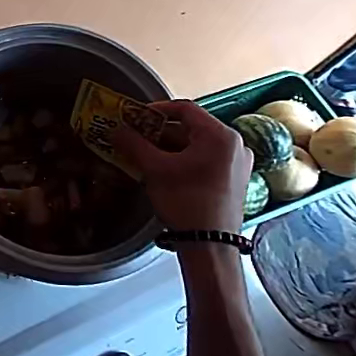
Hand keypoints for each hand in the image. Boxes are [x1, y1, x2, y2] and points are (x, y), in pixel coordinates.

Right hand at [112, 101, 253, 233]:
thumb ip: (134, 144)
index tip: (136, 116)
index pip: (185, 108)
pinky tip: (166, 170)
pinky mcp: (236, 180)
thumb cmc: (186, 203)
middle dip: (161, 132)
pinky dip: (186, 159)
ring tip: (146, 155)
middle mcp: (235, 144)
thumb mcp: (155, 170)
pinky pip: (207, 159)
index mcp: (220, 135)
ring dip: (171, 147)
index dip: (157, 109)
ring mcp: (238, 163)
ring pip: (198, 145)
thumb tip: (117, 129)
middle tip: (137, 137)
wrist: (210, 246)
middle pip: (192, 127)